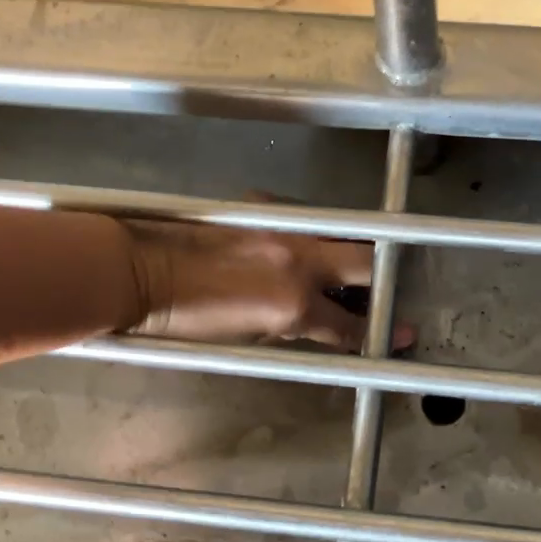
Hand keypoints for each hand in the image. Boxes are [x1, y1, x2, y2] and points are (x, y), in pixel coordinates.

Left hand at [122, 218, 416, 351]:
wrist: (136, 269)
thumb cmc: (184, 318)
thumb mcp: (248, 335)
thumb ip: (293, 325)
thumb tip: (321, 321)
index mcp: (292, 301)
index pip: (348, 322)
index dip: (378, 332)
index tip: (404, 334)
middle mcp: (297, 257)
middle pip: (365, 260)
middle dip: (382, 279)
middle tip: (383, 294)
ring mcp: (281, 225)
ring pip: (338, 235)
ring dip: (350, 255)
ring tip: (348, 275)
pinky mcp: (262, 205)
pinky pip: (307, 223)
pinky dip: (315, 239)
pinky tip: (300, 254)